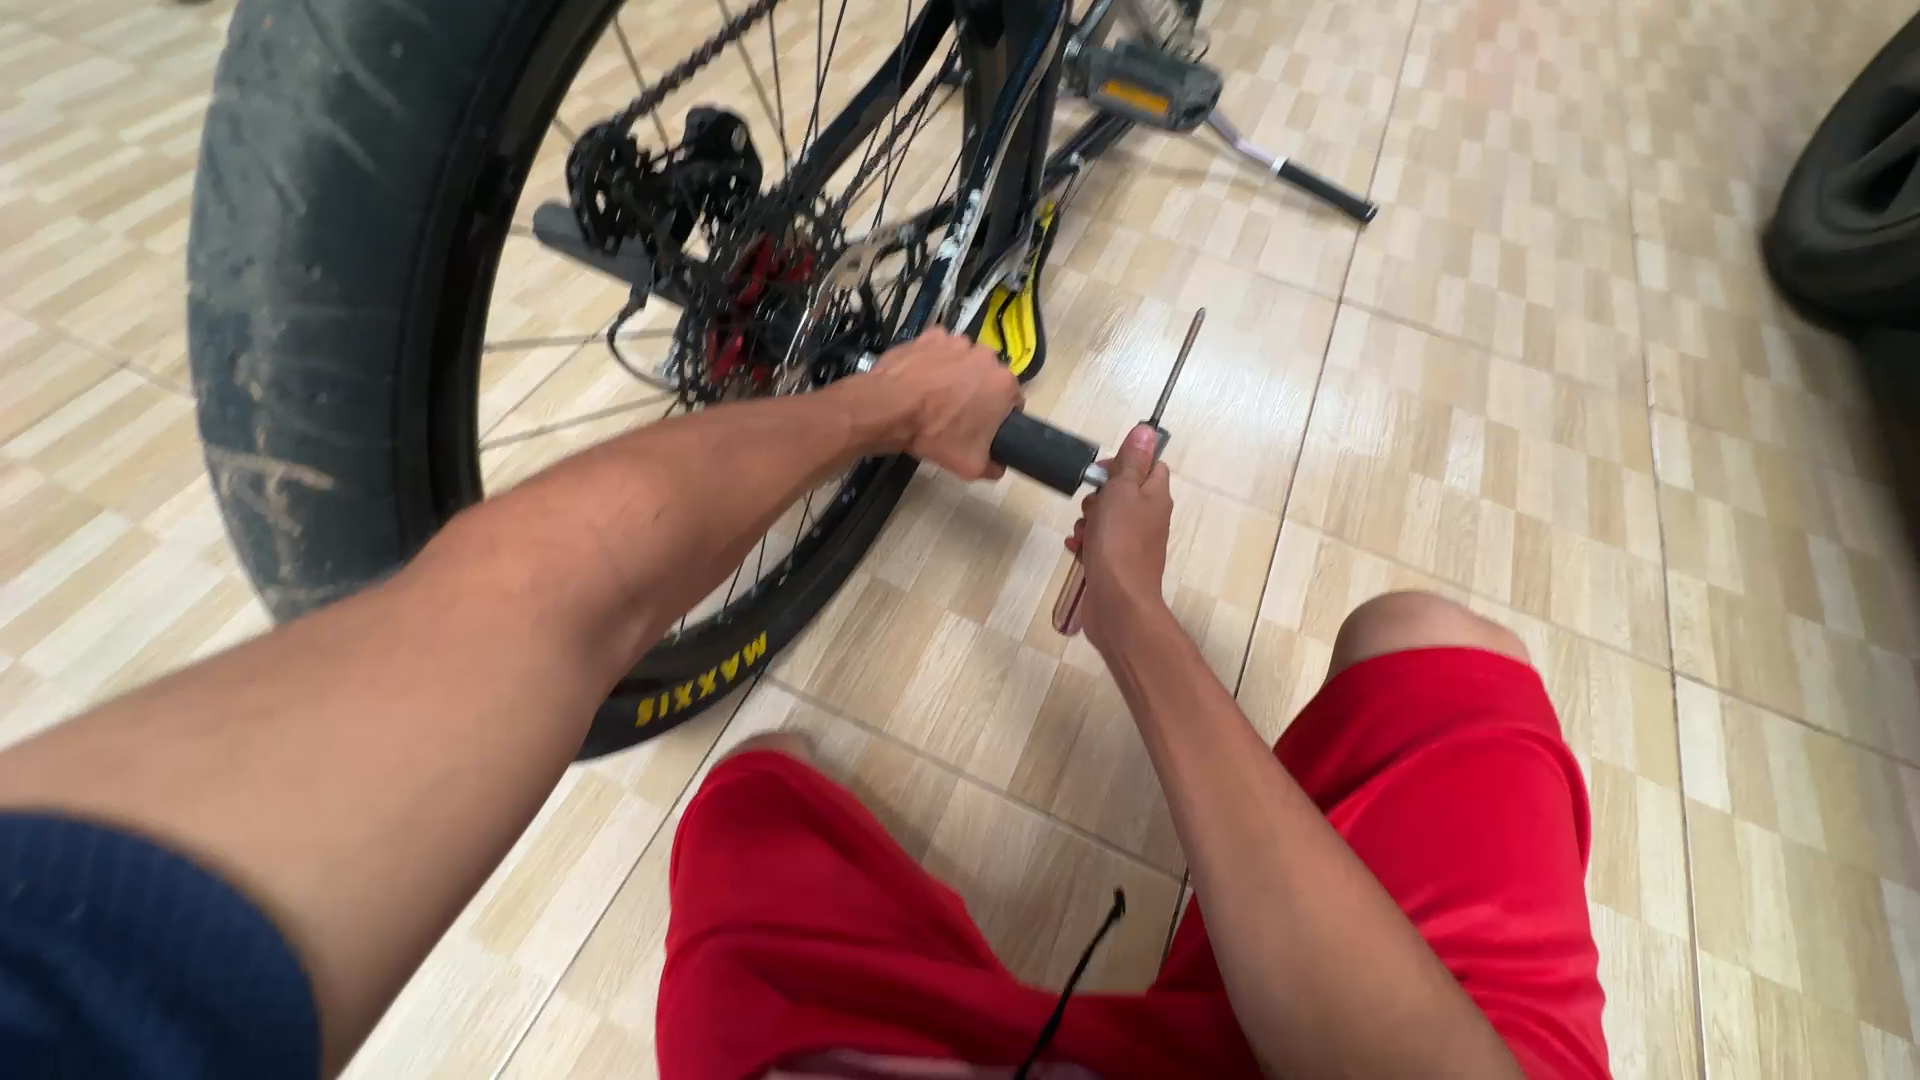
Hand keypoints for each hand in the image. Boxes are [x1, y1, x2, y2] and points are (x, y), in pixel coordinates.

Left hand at [870, 328, 1020, 479]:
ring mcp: (958, 342)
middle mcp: (987, 356)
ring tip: (936, 396)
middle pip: (988, 377)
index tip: (983, 426)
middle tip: (957, 413)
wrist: (889, 409)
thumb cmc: (935, 434)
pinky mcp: (932, 336)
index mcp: (1004, 384)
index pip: (1012, 401)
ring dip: (957, 375)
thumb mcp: (970, 466)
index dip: (999, 416)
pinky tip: (922, 379)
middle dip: (978, 392)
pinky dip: (934, 361)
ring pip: (965, 361)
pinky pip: (940, 349)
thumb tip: (998, 466)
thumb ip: (993, 467)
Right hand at [1067, 423, 1173, 650]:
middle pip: (1121, 492)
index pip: (1148, 466)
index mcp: (1156, 497)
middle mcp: (1149, 518)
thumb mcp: (1123, 493)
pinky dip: (1085, 544)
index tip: (1103, 474)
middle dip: (1098, 496)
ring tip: (1082, 534)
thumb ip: (1131, 462)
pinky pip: (1097, 544)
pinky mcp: (1116, 563)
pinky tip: (1076, 549)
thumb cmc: (1120, 543)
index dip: (1124, 464)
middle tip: (1092, 508)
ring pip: (1105, 518)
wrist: (1118, 603)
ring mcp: (1133, 543)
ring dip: (1087, 522)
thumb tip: (1146, 430)